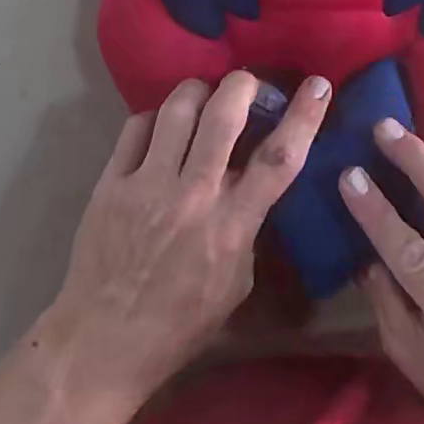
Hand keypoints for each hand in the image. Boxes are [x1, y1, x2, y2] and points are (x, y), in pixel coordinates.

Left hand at [40, 71, 330, 403]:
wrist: (105, 339)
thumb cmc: (181, 321)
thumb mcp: (236, 282)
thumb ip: (248, 226)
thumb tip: (250, 182)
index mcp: (231, 225)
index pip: (278, 159)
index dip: (303, 116)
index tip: (318, 86)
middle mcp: (192, 195)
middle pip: (224, 114)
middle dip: (244, 84)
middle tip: (249, 84)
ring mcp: (147, 185)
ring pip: (177, 109)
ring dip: (199, 92)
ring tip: (205, 98)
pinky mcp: (110, 182)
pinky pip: (136, 127)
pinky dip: (156, 117)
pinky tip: (162, 128)